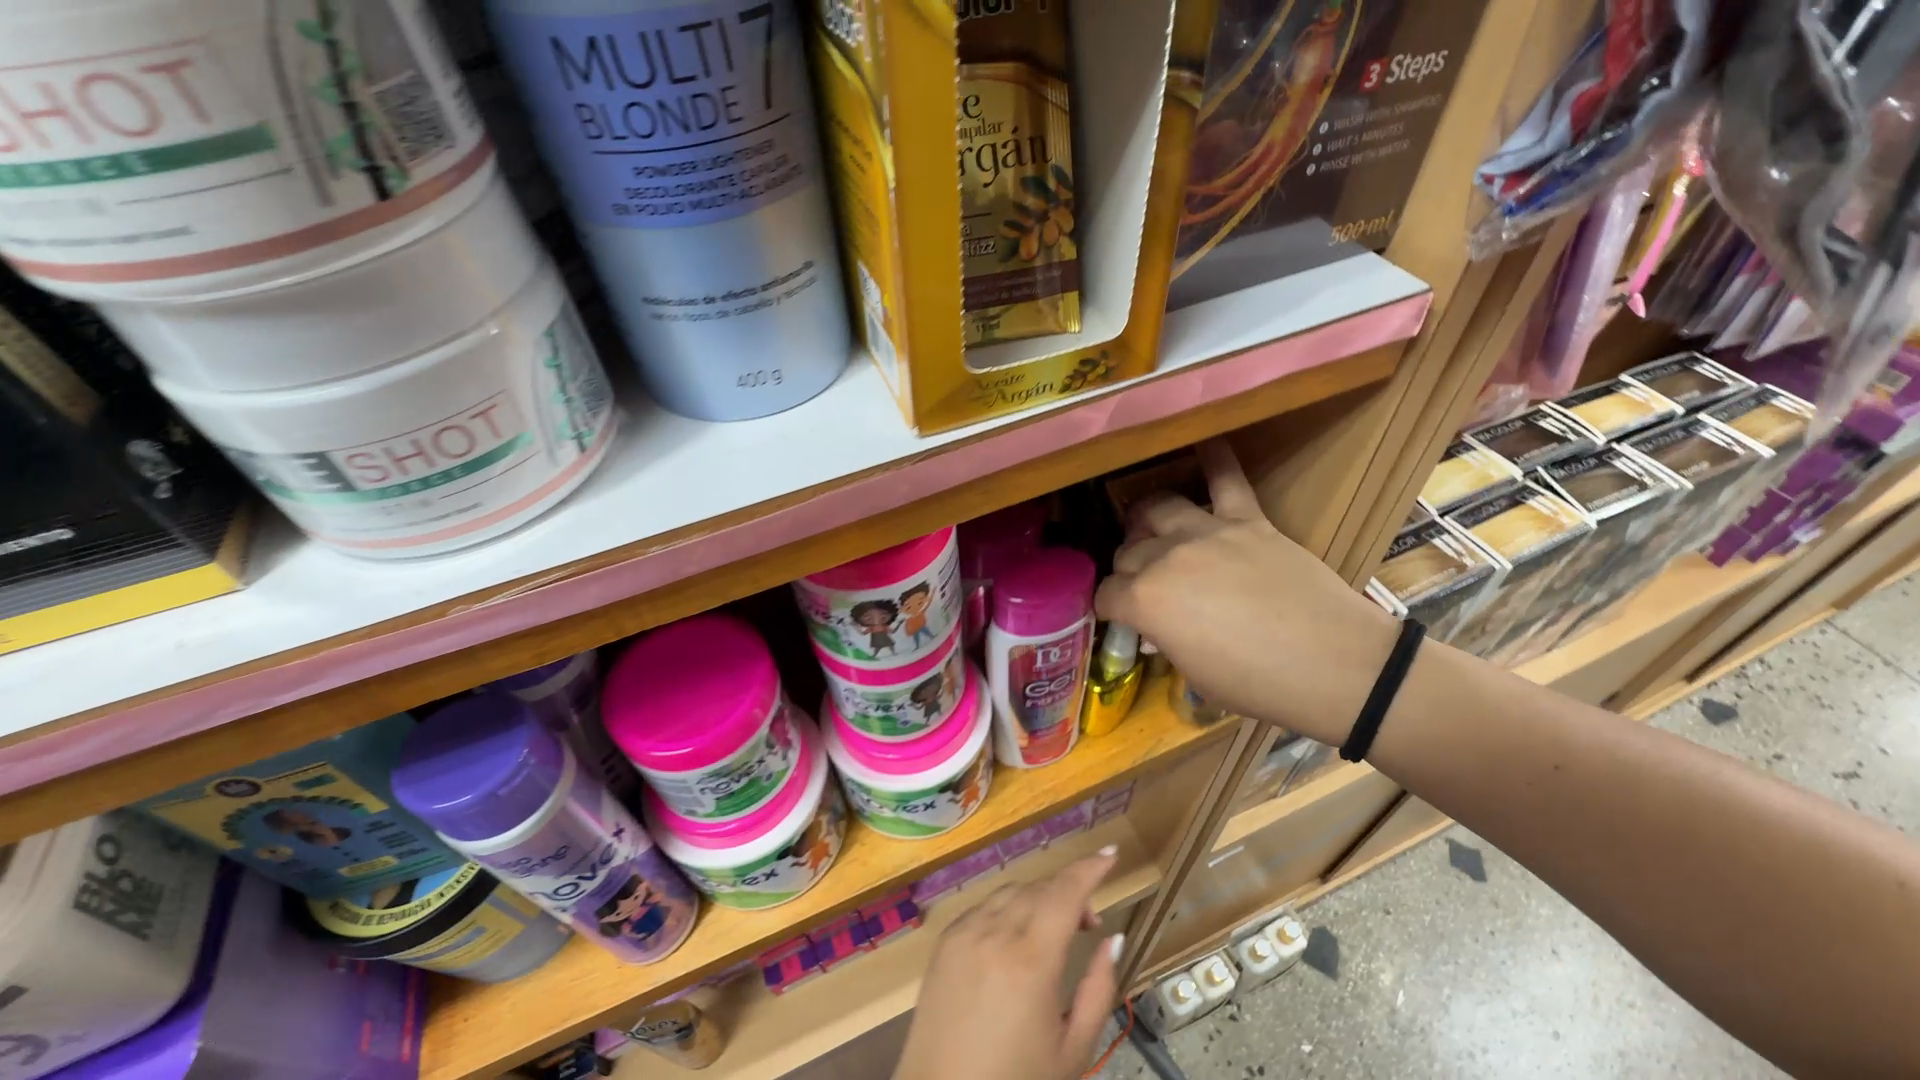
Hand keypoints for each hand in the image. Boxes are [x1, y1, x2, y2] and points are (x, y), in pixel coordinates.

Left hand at [894, 850, 1123, 1079]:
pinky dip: (1008, 908)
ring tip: (1055, 932)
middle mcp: (995, 934)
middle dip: (1070, 890)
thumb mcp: (1073, 1048)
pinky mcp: (944, 942)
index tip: (1111, 854)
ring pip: (1010, 892)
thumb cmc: (1015, 1078)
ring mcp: (964, 934)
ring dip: (1039, 897)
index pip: (1066, 892)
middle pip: (1040, 887)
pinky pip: (983, 907)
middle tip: (1088, 923)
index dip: (1090, 868)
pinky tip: (1016, 938)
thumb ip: (1099, 988)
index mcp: (1031, 959)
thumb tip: (1112, 938)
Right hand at [1095, 439, 1399, 745]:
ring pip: (1159, 508)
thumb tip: (1158, 626)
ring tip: (1149, 526)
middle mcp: (1166, 557)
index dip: (1108, 607)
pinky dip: (1215, 459)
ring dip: (1147, 518)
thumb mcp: (1194, 673)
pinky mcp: (1250, 521)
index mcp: (1145, 601)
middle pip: (1129, 551)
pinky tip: (1204, 442)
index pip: (1106, 594)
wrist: (1334, 664)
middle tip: (1141, 585)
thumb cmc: (1258, 684)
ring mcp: (1209, 532)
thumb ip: (1165, 638)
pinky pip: (1227, 479)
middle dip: (1127, 569)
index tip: (1117, 616)